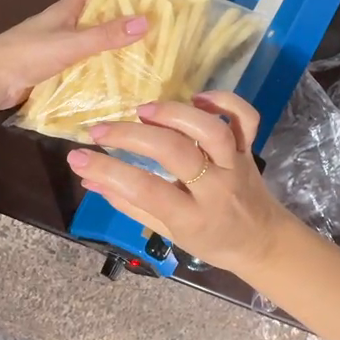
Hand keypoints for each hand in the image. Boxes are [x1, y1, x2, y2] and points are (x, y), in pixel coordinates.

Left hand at [0, 0, 148, 109]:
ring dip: (104, 48)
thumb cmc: (27, 54)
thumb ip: (105, 35)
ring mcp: (50, 49)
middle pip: (90, 18)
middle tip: (147, 30)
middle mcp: (57, 27)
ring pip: (83, 44)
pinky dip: (91, 70)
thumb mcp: (71, 43)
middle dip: (115, 21)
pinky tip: (109, 81)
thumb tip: (145, 21)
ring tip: (136, 57)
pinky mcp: (46, 71)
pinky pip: (75, 67)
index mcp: (61, 12)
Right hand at [66, 93, 295, 274]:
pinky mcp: (249, 148)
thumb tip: (89, 180)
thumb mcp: (168, 233)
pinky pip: (245, 118)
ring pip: (210, 131)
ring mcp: (235, 165)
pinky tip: (197, 98)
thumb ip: (129, 205)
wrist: (263, 242)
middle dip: (132, 138)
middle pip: (175, 153)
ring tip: (142, 111)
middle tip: (100, 130)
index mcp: (192, 217)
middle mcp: (216, 188)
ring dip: (174, 115)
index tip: (76, 157)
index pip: (145, 190)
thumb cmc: (210, 241)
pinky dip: (224, 101)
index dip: (107, 171)